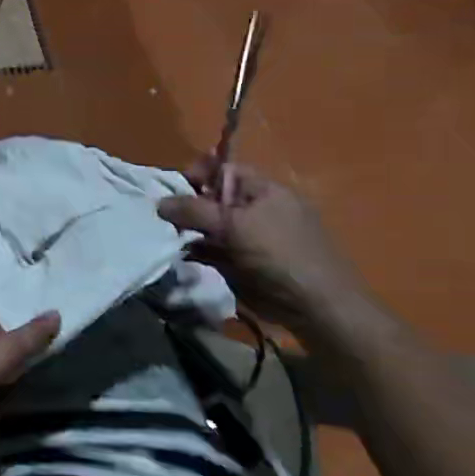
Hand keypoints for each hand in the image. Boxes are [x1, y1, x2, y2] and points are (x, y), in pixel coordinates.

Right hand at [158, 157, 366, 335]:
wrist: (314, 306)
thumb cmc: (278, 254)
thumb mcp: (235, 225)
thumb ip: (194, 210)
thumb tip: (160, 202)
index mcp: (262, 189)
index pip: (223, 169)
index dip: (197, 173)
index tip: (172, 188)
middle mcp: (255, 209)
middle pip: (213, 198)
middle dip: (187, 204)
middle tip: (164, 217)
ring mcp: (249, 238)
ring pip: (210, 226)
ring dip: (188, 230)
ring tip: (166, 236)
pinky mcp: (242, 264)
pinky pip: (212, 251)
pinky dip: (195, 252)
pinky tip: (179, 255)